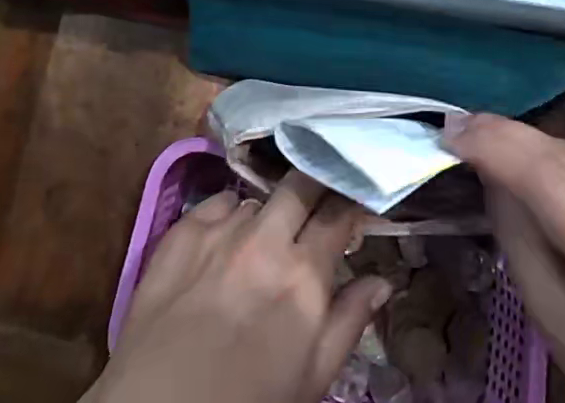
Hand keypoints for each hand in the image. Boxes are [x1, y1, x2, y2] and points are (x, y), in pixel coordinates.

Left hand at [86, 170, 391, 402]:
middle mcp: (266, 240)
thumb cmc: (248, 401)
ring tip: (262, 241)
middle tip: (315, 205)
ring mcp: (220, 231)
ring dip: (268, 213)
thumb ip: (350, 320)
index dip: (351, 201)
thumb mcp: (312, 376)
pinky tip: (225, 239)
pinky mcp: (181, 232)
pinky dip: (227, 214)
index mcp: (304, 274)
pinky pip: (216, 202)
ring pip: (258, 198)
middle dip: (315, 185)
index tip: (354, 203)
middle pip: (302, 183)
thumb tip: (382, 280)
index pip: (340, 212)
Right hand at [446, 114, 564, 402]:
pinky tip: (546, 171)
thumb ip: (520, 239)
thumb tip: (489, 168)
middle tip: (463, 125)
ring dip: (543, 151)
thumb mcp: (554, 325)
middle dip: (517, 139)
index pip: (562, 189)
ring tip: (493, 140)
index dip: (502, 148)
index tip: (452, 128)